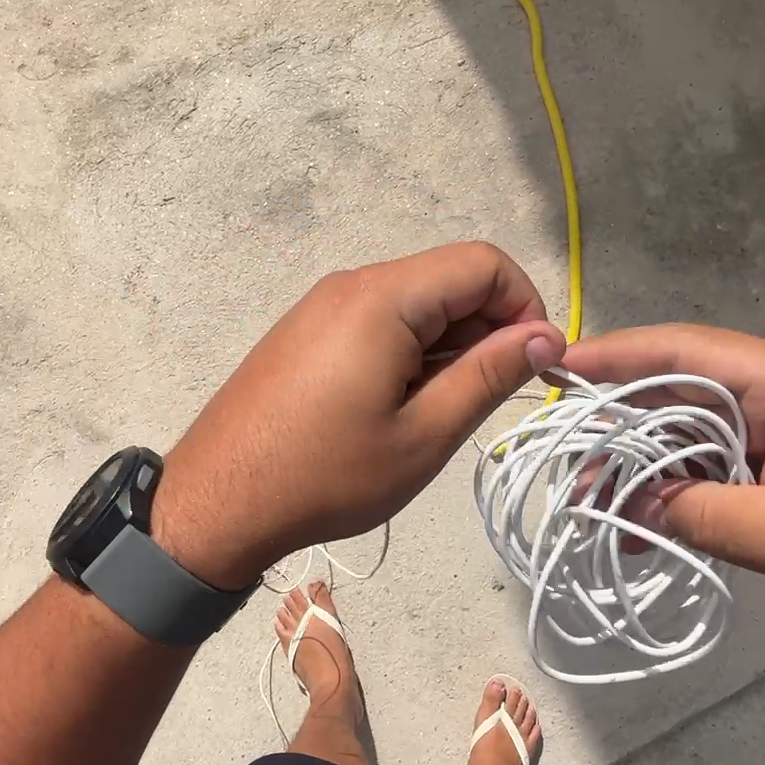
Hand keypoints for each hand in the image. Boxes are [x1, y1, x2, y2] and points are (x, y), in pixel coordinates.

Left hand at [153, 242, 566, 588]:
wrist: (217, 501)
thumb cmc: (326, 476)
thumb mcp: (423, 435)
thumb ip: (489, 376)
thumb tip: (547, 336)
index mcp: (383, 297)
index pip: (483, 263)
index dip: (525, 306)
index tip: (534, 366)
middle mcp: (351, 284)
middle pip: (448, 280)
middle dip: (486, 329)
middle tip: (484, 400)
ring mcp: (322, 305)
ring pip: (415, 303)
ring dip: (446, 346)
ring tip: (435, 412)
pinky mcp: (307, 330)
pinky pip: (378, 320)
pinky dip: (409, 351)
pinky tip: (396, 405)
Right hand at [561, 325, 764, 624]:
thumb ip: (722, 520)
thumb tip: (635, 503)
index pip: (686, 351)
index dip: (615, 354)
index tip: (555, 368)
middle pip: (673, 389)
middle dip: (615, 426)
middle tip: (569, 471)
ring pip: (683, 428)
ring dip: (639, 464)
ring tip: (595, 508)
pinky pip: (706, 461)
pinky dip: (671, 488)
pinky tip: (643, 527)